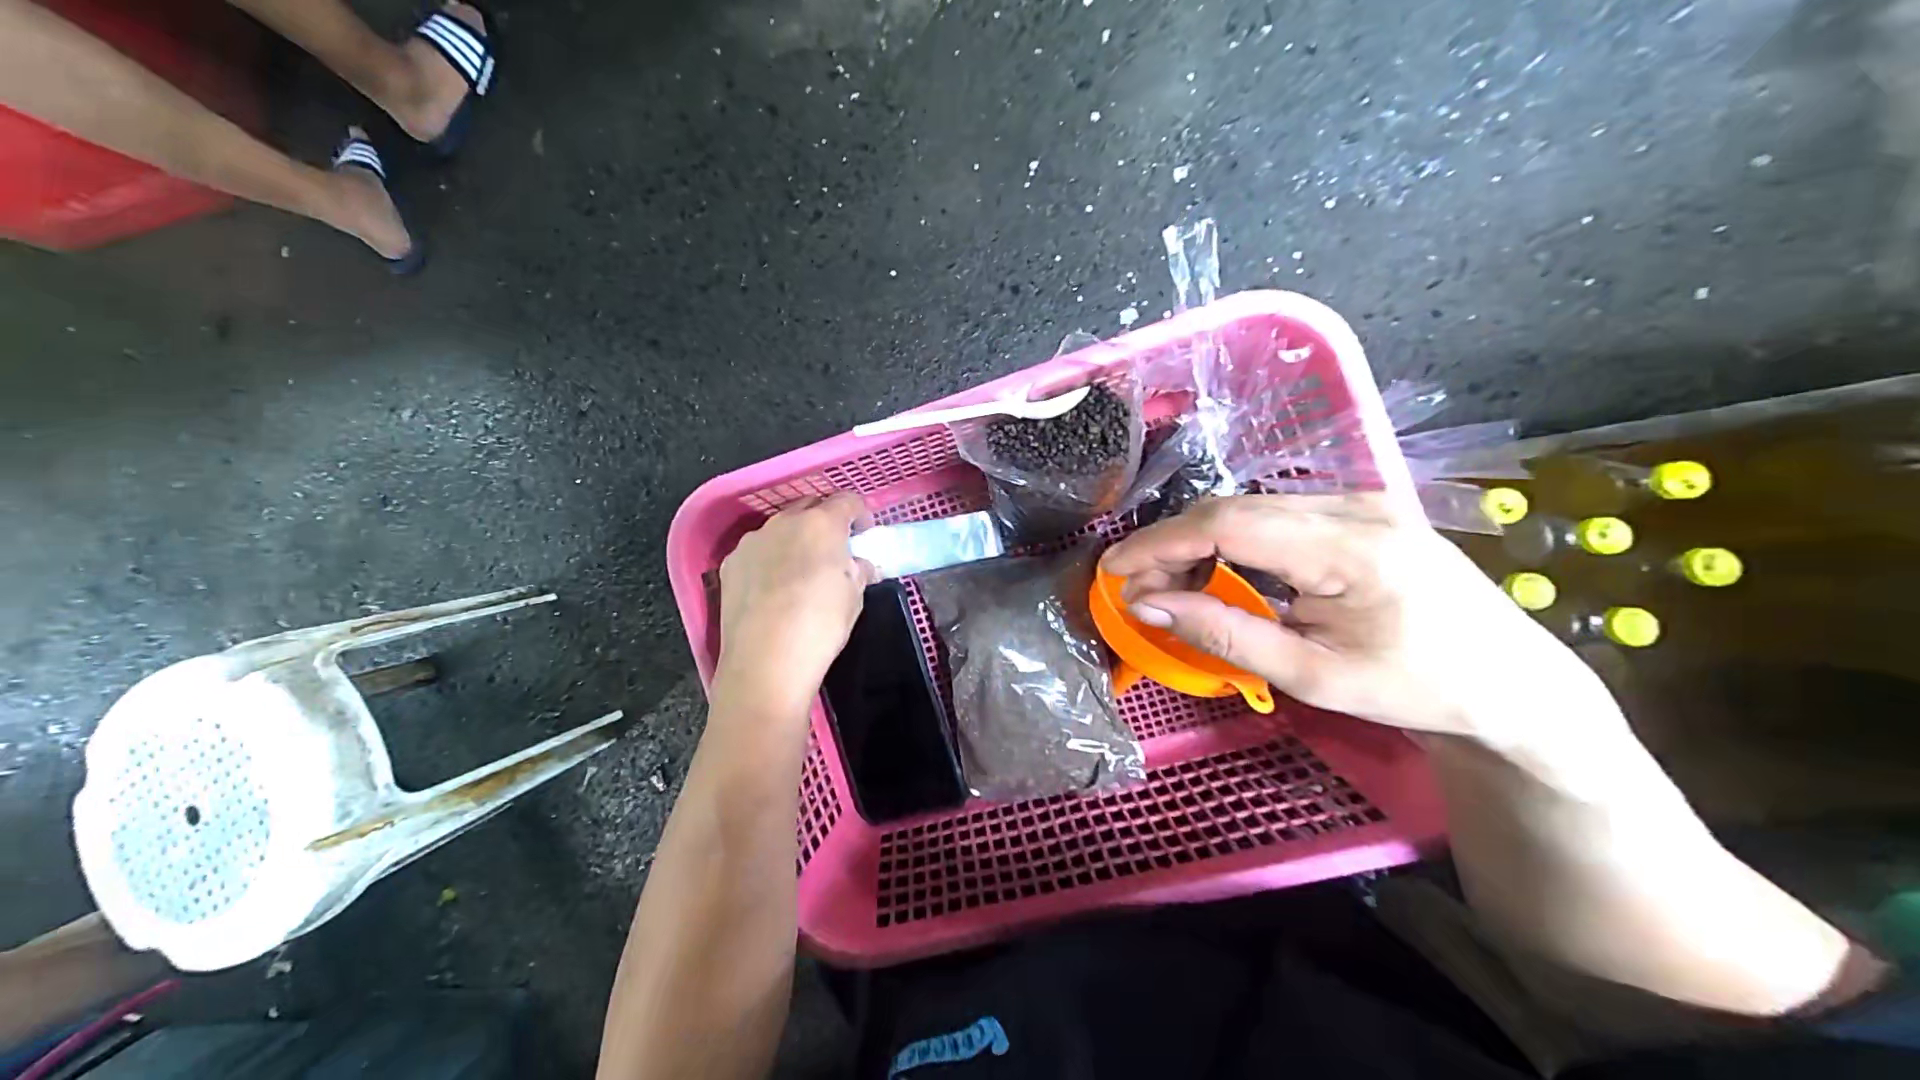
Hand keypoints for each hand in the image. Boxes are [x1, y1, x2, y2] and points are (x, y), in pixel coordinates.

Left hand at [714, 492, 877, 722]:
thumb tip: (858, 565)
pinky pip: (758, 552)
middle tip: (836, 551)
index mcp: (821, 523)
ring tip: (802, 573)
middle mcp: (784, 522)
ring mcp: (752, 541)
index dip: (861, 514)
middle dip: (826, 522)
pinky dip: (770, 560)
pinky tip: (774, 590)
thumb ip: (859, 571)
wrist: (766, 661)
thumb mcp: (854, 598)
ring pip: (781, 530)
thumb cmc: (821, 625)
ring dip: (795, 541)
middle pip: (811, 507)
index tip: (865, 534)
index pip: (848, 501)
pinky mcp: (730, 564)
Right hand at [1098, 493, 1629, 756]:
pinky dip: (1232, 539)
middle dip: (1172, 543)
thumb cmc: (1417, 689)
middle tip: (1136, 586)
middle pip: (1234, 508)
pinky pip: (1276, 513)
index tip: (1113, 569)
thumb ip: (1225, 634)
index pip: (1229, 524)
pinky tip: (1219, 570)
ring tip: (1171, 583)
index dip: (1161, 543)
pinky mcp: (1361, 508)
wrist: (1512, 683)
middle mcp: (1356, 505)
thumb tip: (1147, 603)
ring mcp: (1362, 500)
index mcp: (1352, 547)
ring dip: (1199, 540)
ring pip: (1250, 506)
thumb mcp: (1313, 676)